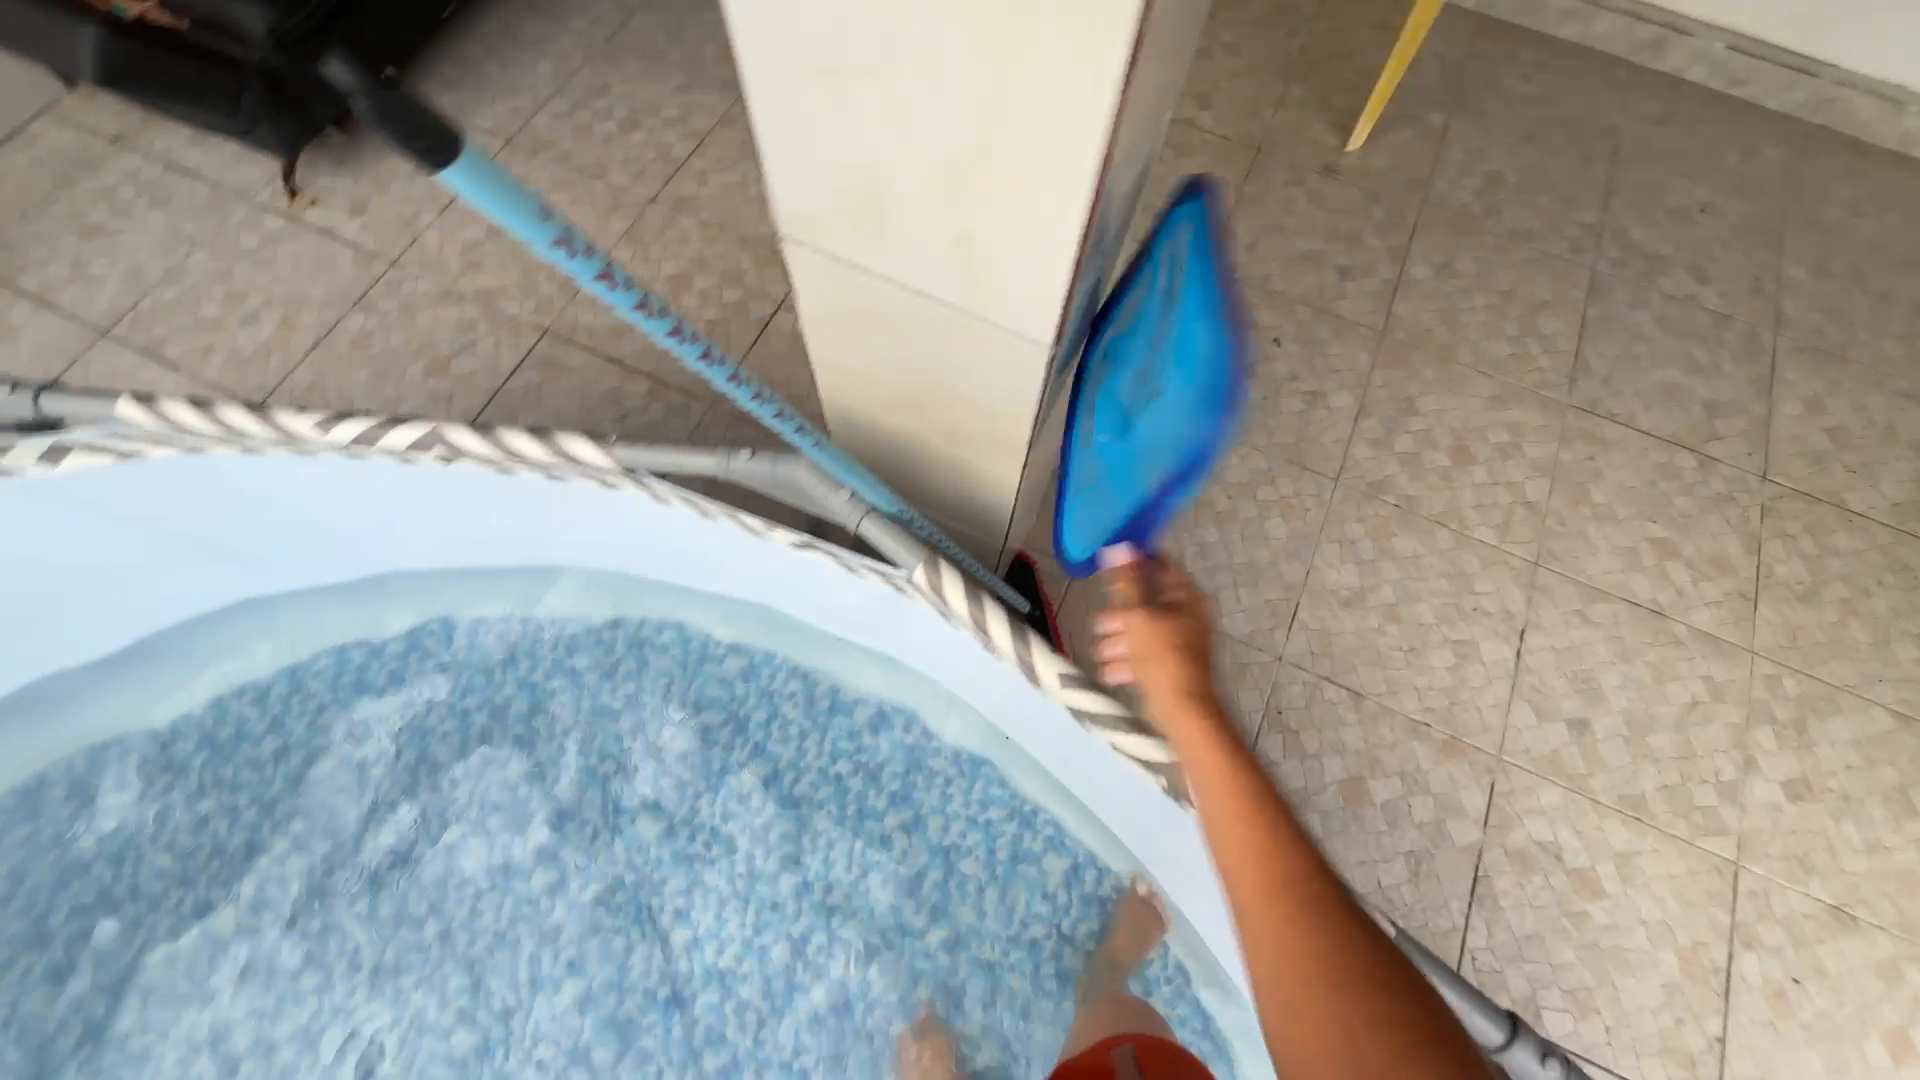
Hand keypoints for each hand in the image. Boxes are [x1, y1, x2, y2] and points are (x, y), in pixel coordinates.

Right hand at [1091, 544, 1222, 731]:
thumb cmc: (1161, 657)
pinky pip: (1145, 654)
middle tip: (1100, 625)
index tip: (1107, 578)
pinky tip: (1111, 672)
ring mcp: (1180, 641)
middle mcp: (1187, 614)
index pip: (1157, 566)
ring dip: (1118, 640)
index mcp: (1186, 597)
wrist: (1181, 710)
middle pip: (1145, 601)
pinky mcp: (1172, 665)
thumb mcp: (1139, 614)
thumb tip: (1120, 545)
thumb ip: (1127, 580)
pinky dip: (1127, 661)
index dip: (1131, 567)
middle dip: (1119, 614)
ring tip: (1101, 654)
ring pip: (1142, 630)